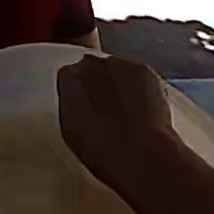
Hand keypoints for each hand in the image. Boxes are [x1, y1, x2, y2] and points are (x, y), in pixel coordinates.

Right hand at [56, 53, 183, 188]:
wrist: (138, 150)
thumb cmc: (101, 148)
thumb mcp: (71, 130)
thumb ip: (71, 103)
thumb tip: (76, 100)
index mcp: (70, 77)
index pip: (70, 76)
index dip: (78, 92)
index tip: (84, 105)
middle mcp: (94, 63)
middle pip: (94, 68)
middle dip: (99, 83)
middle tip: (106, 108)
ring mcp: (120, 64)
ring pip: (117, 70)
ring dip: (119, 84)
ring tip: (126, 112)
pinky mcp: (143, 69)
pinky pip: (138, 75)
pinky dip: (139, 88)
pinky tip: (142, 109)